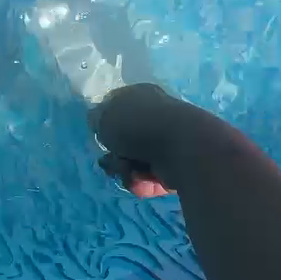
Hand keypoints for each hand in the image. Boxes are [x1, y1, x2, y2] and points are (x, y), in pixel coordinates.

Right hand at [89, 84, 236, 197]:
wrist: (184, 149)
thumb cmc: (139, 125)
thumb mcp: (102, 115)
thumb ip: (95, 118)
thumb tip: (100, 123)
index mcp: (141, 97)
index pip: (115, 110)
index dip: (105, 125)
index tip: (103, 135)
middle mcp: (156, 118)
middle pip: (121, 141)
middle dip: (114, 155)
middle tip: (114, 158)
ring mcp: (168, 142)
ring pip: (131, 162)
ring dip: (124, 170)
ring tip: (131, 171)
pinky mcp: (177, 166)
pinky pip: (148, 177)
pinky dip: (142, 181)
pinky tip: (144, 179)